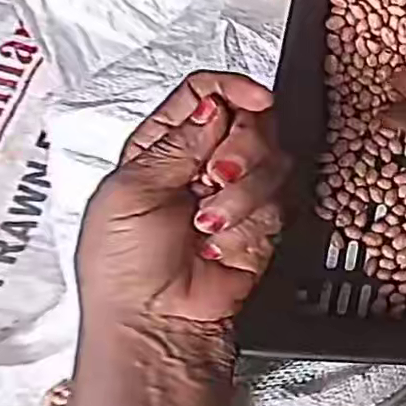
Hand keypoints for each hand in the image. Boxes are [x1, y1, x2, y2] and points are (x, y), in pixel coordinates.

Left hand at [78, 71, 287, 329]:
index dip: (235, 88)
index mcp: (163, 144)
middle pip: (253, 125)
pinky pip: (280, 205)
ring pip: (273, 165)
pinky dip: (251, 226)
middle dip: (243, 150)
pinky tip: (222, 244)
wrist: (159, 317)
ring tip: (208, 226)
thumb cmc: (125, 261)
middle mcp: (206, 162)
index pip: (207, 95)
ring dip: (242, 197)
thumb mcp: (130, 191)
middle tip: (216, 177)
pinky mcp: (267, 221)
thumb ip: (177, 144)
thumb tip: (216, 104)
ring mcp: (241, 192)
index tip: (257, 99)